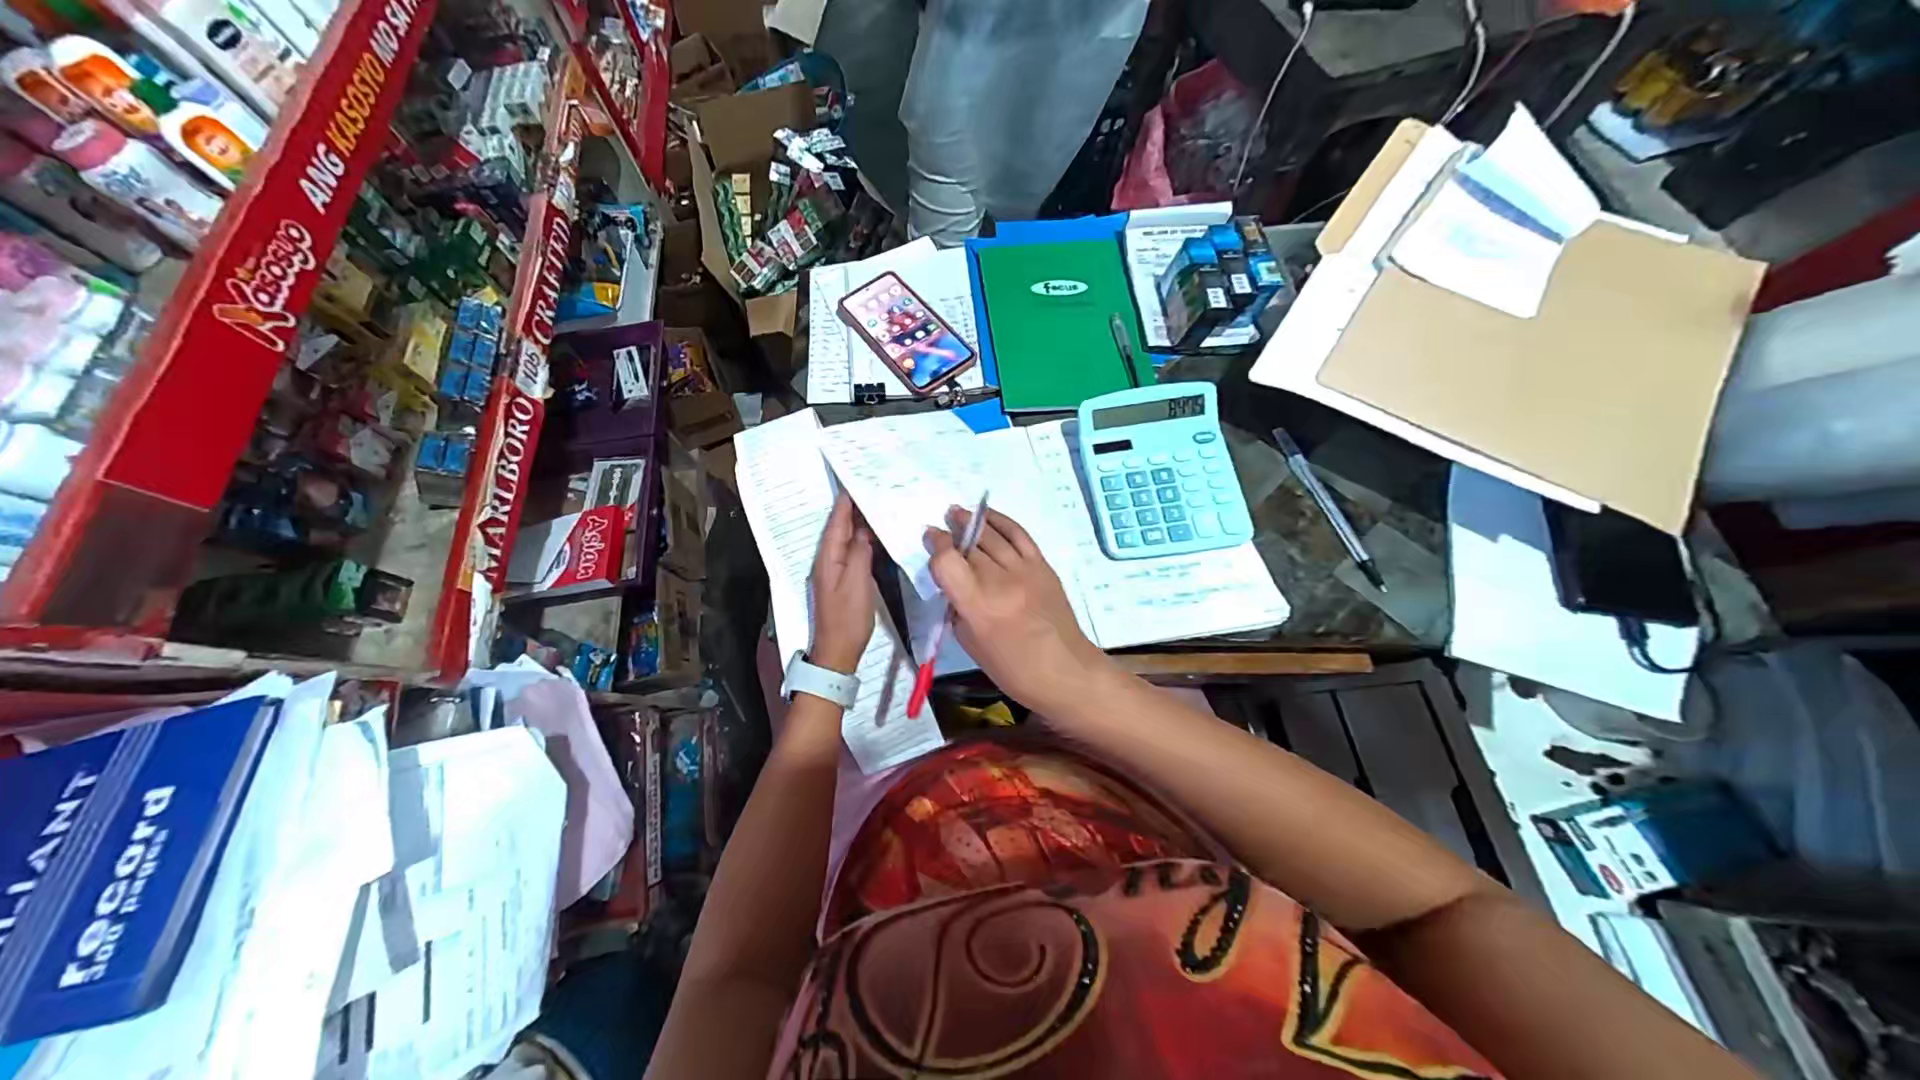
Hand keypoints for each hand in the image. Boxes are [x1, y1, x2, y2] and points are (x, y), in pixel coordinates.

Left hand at [807, 493, 874, 673]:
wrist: (838, 652)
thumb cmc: (848, 618)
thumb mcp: (857, 582)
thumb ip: (859, 552)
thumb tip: (863, 529)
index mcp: (827, 558)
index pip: (837, 522)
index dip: (846, 502)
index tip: (855, 479)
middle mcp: (827, 561)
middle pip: (839, 528)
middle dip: (852, 508)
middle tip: (869, 487)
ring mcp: (833, 572)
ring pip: (845, 539)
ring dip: (856, 523)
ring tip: (873, 505)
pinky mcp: (842, 581)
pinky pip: (850, 552)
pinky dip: (860, 539)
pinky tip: (871, 536)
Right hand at [925, 506, 1110, 713]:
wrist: (1065, 670)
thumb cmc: (1013, 669)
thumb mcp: (971, 643)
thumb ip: (959, 608)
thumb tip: (953, 583)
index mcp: (978, 606)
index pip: (948, 561)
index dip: (936, 545)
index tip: (930, 539)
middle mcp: (999, 581)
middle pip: (968, 545)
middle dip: (950, 534)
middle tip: (940, 528)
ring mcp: (1024, 570)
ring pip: (991, 535)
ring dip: (971, 521)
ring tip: (957, 513)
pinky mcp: (1042, 566)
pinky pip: (1019, 534)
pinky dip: (1001, 521)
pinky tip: (987, 516)